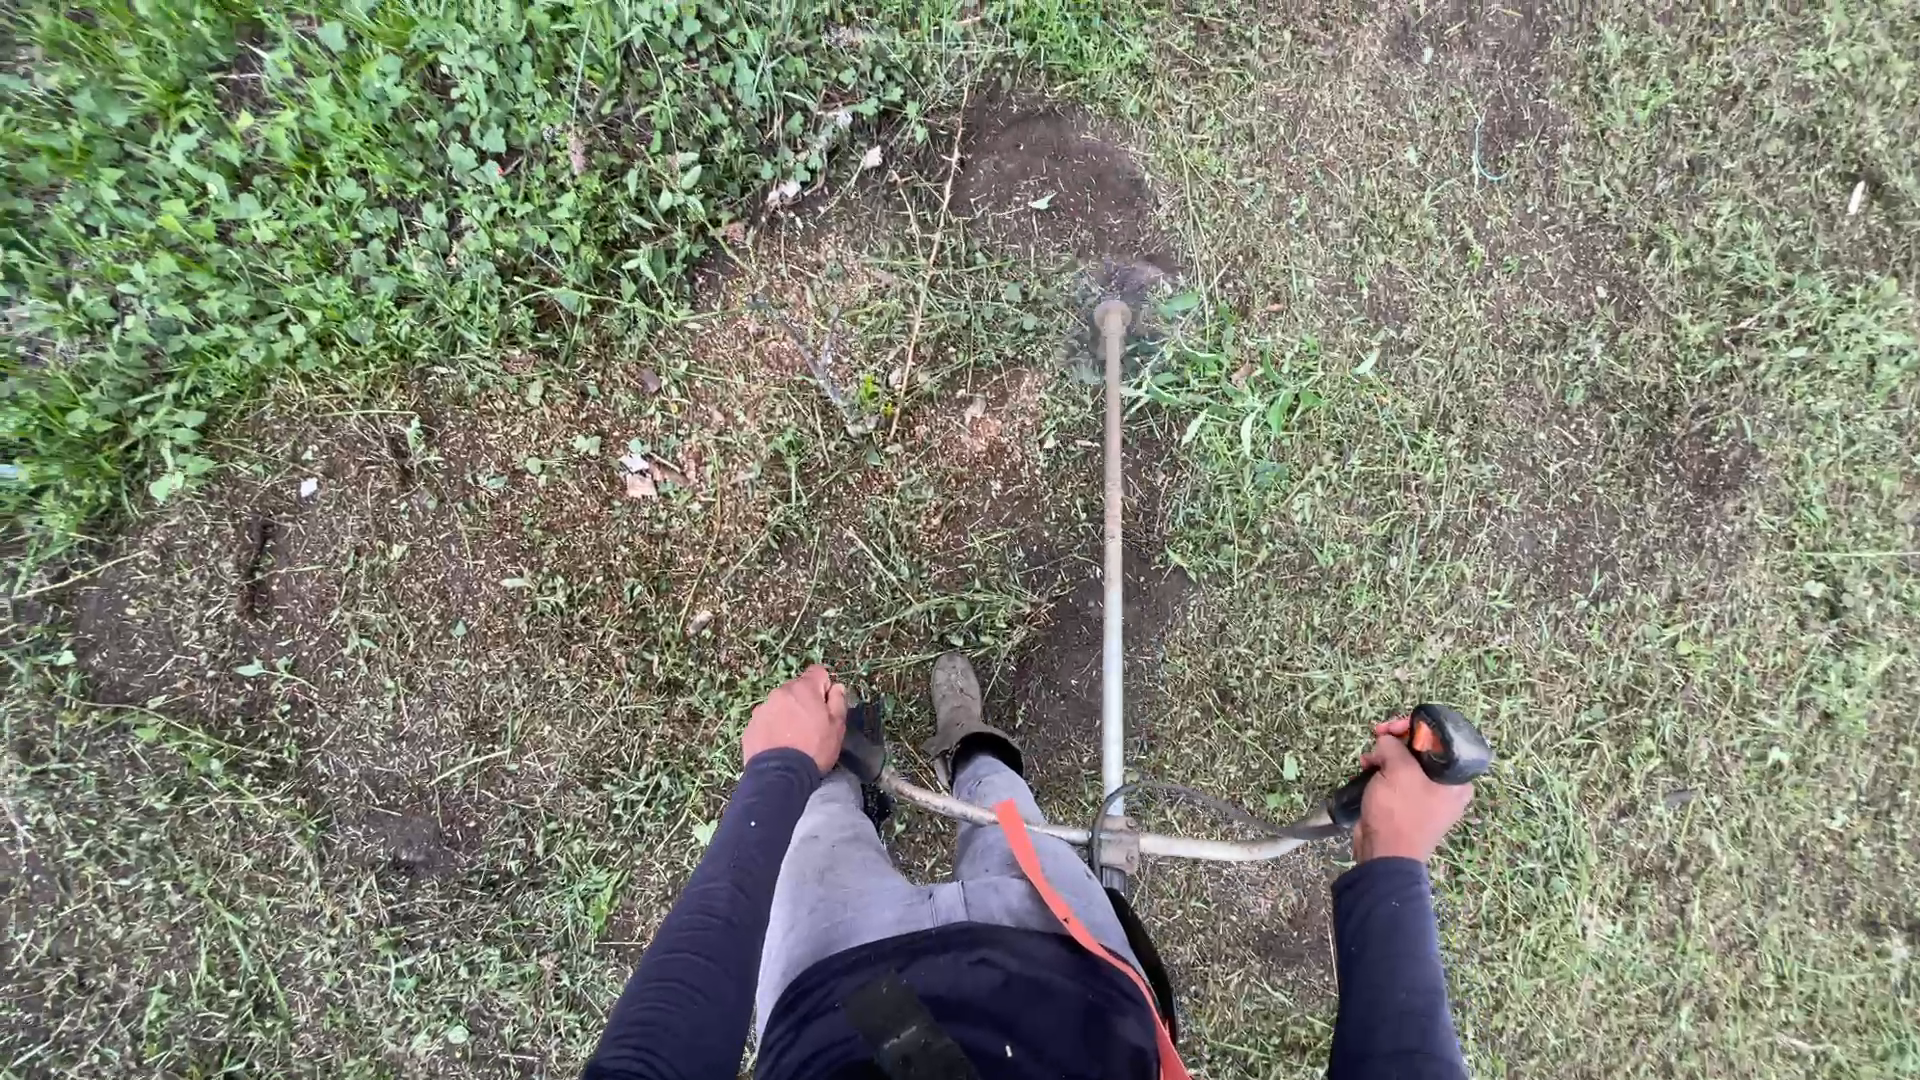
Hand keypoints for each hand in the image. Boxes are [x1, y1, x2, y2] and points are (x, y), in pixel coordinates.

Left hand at [742, 665, 847, 774]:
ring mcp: (763, 709)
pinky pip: (767, 720)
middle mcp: (780, 693)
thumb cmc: (814, 749)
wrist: (780, 776)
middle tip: (811, 726)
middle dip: (805, 702)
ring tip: (793, 739)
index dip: (825, 687)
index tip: (826, 706)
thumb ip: (838, 701)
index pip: (818, 672)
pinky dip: (773, 728)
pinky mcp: (751, 726)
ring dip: (787, 714)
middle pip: (797, 689)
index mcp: (803, 688)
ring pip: (781, 704)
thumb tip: (837, 687)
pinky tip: (779, 746)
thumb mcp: (837, 726)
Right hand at [1352, 716, 1473, 862]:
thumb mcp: (1398, 770)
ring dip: (1384, 754)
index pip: (1441, 739)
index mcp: (1457, 779)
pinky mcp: (1408, 801)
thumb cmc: (1400, 811)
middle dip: (1396, 740)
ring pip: (1406, 760)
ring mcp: (1427, 795)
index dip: (1415, 727)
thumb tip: (1386, 740)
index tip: (1391, 727)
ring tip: (1368, 759)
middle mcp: (1447, 785)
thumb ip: (1394, 745)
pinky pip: (1397, 775)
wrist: (1386, 852)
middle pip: (1422, 748)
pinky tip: (1367, 768)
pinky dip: (1382, 768)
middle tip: (1376, 735)